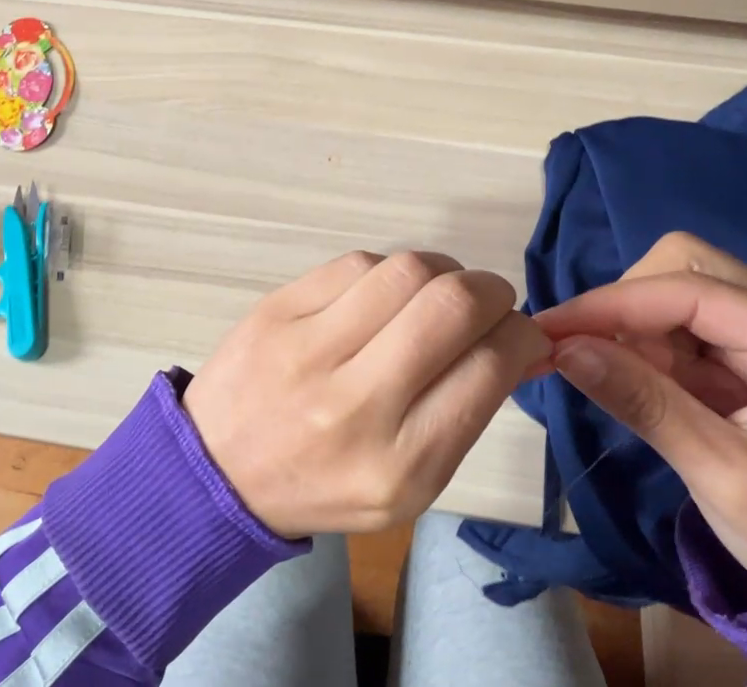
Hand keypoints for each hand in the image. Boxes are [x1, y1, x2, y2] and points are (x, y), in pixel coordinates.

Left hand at [183, 251, 551, 538]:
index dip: (520, 336)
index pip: (488, 368)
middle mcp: (355, 403)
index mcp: (401, 463)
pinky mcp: (275, 310)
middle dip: (490, 291)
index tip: (517, 334)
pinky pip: (355, 262)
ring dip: (442, 271)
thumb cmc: (327, 484)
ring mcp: (308, 349)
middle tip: (487, 301)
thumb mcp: (410, 484)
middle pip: (451, 306)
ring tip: (436, 292)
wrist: (219, 472)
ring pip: (405, 270)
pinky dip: (387, 270)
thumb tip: (527, 344)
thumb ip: (469, 413)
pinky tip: (384, 293)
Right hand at [535, 233, 746, 656]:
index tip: (550, 328)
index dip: (615, 303)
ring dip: (637, 328)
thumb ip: (644, 402)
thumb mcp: (722, 476)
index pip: (697, 291)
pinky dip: (652, 348)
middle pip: (693, 270)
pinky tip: (641, 384)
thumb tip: (563, 347)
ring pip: (685, 292)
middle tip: (586, 356)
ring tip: (619, 381)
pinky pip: (692, 328)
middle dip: (628, 307)